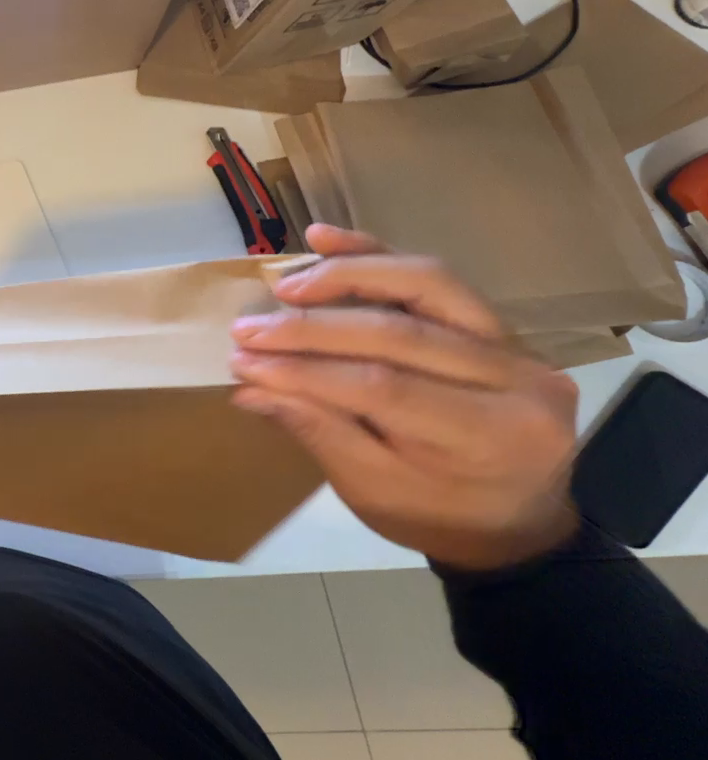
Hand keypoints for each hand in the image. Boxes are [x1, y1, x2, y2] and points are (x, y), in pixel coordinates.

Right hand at [229, 225, 581, 571]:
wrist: (512, 521)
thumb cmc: (434, 514)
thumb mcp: (371, 487)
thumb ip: (316, 428)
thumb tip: (248, 384)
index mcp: (490, 436)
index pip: (382, 387)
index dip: (304, 370)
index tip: (241, 362)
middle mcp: (518, 382)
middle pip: (401, 332)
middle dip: (310, 328)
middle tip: (246, 330)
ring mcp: (516, 347)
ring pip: (427, 284)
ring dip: (345, 276)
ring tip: (284, 287)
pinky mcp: (496, 326)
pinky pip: (435, 280)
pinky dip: (375, 254)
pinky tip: (325, 238)